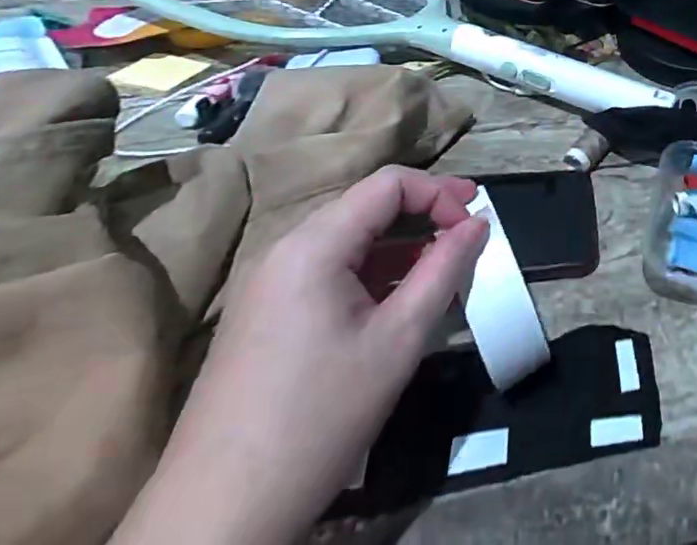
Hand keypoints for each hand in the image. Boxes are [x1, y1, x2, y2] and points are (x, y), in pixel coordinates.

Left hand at [114, 167, 488, 544]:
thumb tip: (477, 224)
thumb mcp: (399, 340)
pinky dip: (373, 275)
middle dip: (424, 214)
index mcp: (313, 245)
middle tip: (471, 234)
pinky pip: (329, 274)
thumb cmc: (319, 417)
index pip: (388, 184)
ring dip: (401, 247)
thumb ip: (444, 271)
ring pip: (349, 243)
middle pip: (366, 208)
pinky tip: (399, 304)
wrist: (219, 514)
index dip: (439, 192)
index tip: (477, 222)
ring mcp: (269, 285)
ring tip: (445, 272)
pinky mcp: (265, 317)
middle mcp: (285, 251)